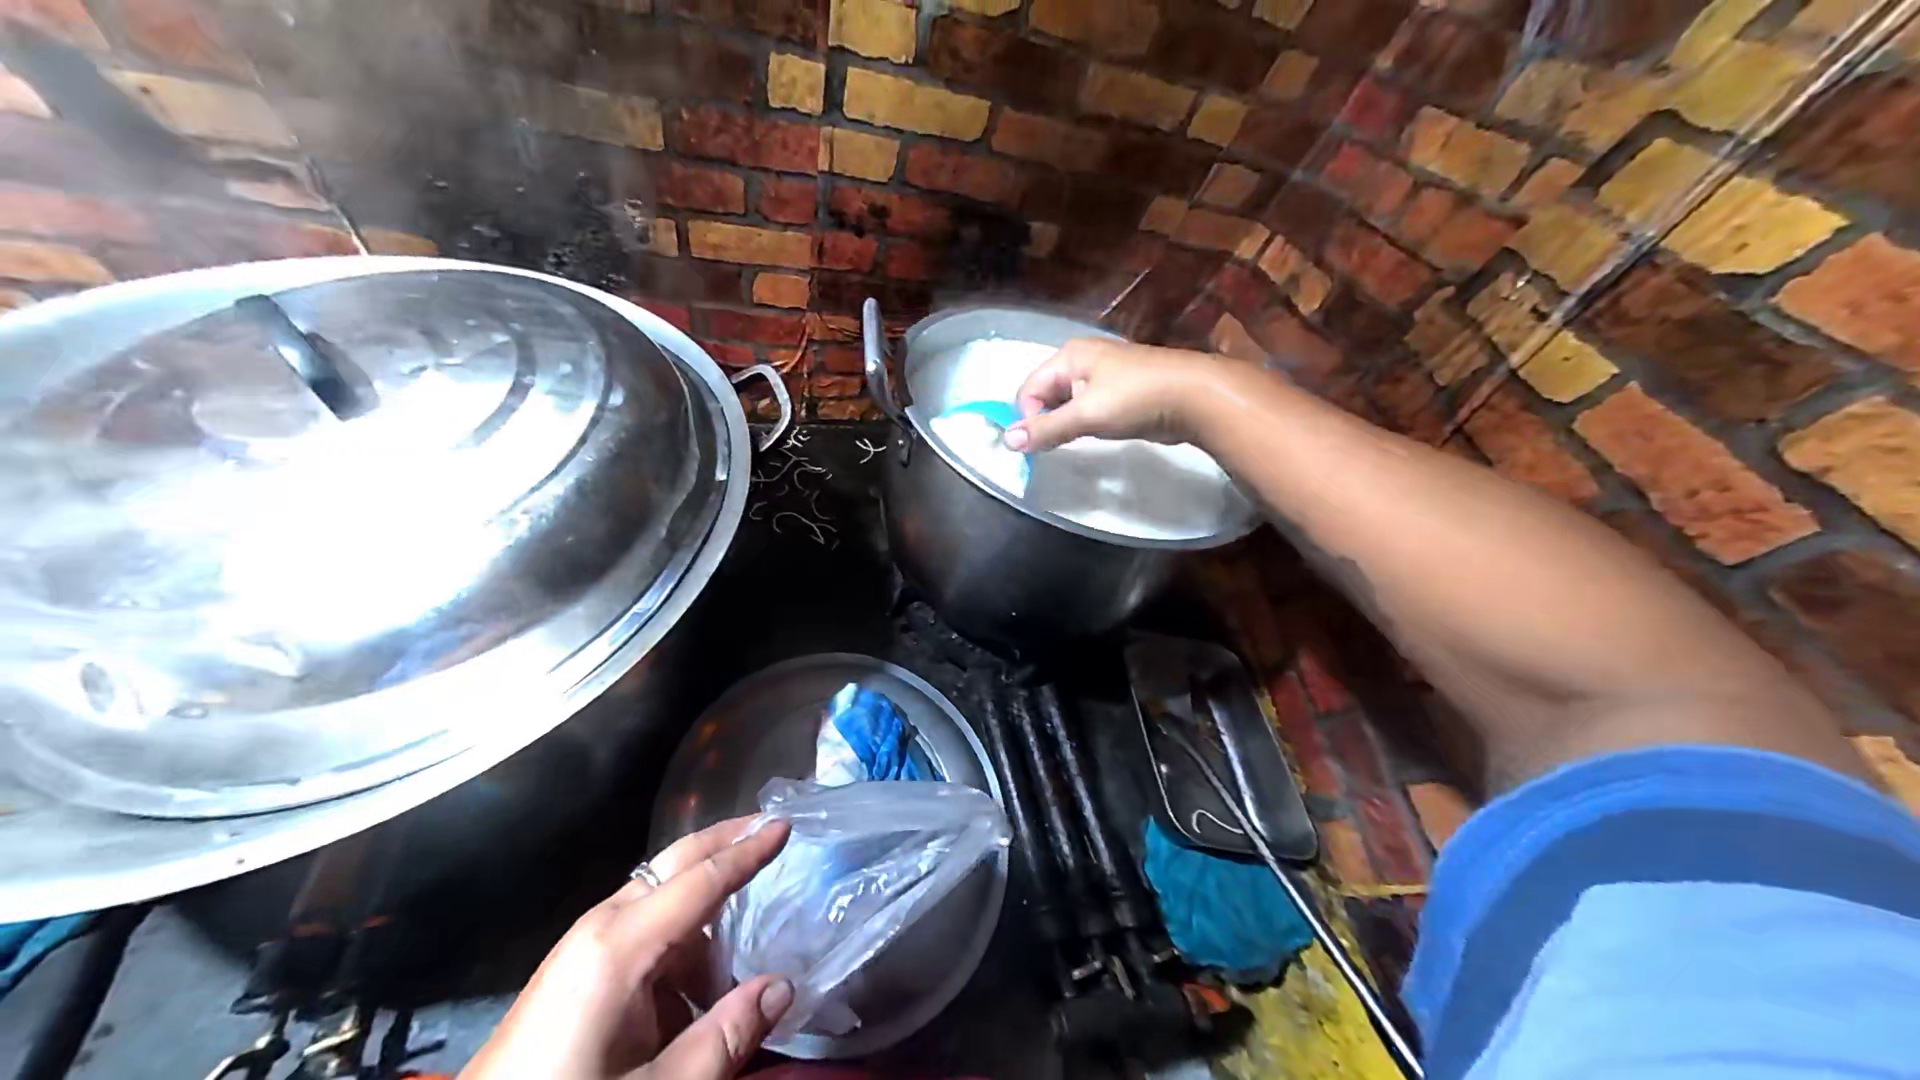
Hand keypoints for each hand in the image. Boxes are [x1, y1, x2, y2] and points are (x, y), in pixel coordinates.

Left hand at [461, 816, 793, 1079]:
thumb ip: (726, 1038)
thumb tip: (783, 985)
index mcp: (619, 947)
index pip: (700, 880)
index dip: (748, 851)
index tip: (786, 825)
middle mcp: (600, 930)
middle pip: (674, 867)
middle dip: (724, 845)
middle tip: (770, 831)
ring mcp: (581, 950)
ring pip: (659, 905)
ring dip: (704, 915)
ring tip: (743, 949)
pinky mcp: (573, 975)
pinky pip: (640, 937)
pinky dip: (679, 946)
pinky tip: (696, 992)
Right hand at [1003, 339, 1246, 452]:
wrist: (1197, 397)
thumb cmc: (1136, 398)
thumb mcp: (1086, 415)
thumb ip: (1046, 428)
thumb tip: (1008, 441)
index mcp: (1069, 355)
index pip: (1029, 389)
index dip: (1029, 417)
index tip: (1043, 442)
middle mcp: (1082, 360)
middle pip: (1046, 395)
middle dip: (1048, 420)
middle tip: (1062, 443)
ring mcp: (1103, 375)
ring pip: (1068, 404)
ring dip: (1067, 424)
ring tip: (1082, 438)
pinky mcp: (1120, 393)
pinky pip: (1089, 409)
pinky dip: (1086, 424)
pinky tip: (1100, 433)